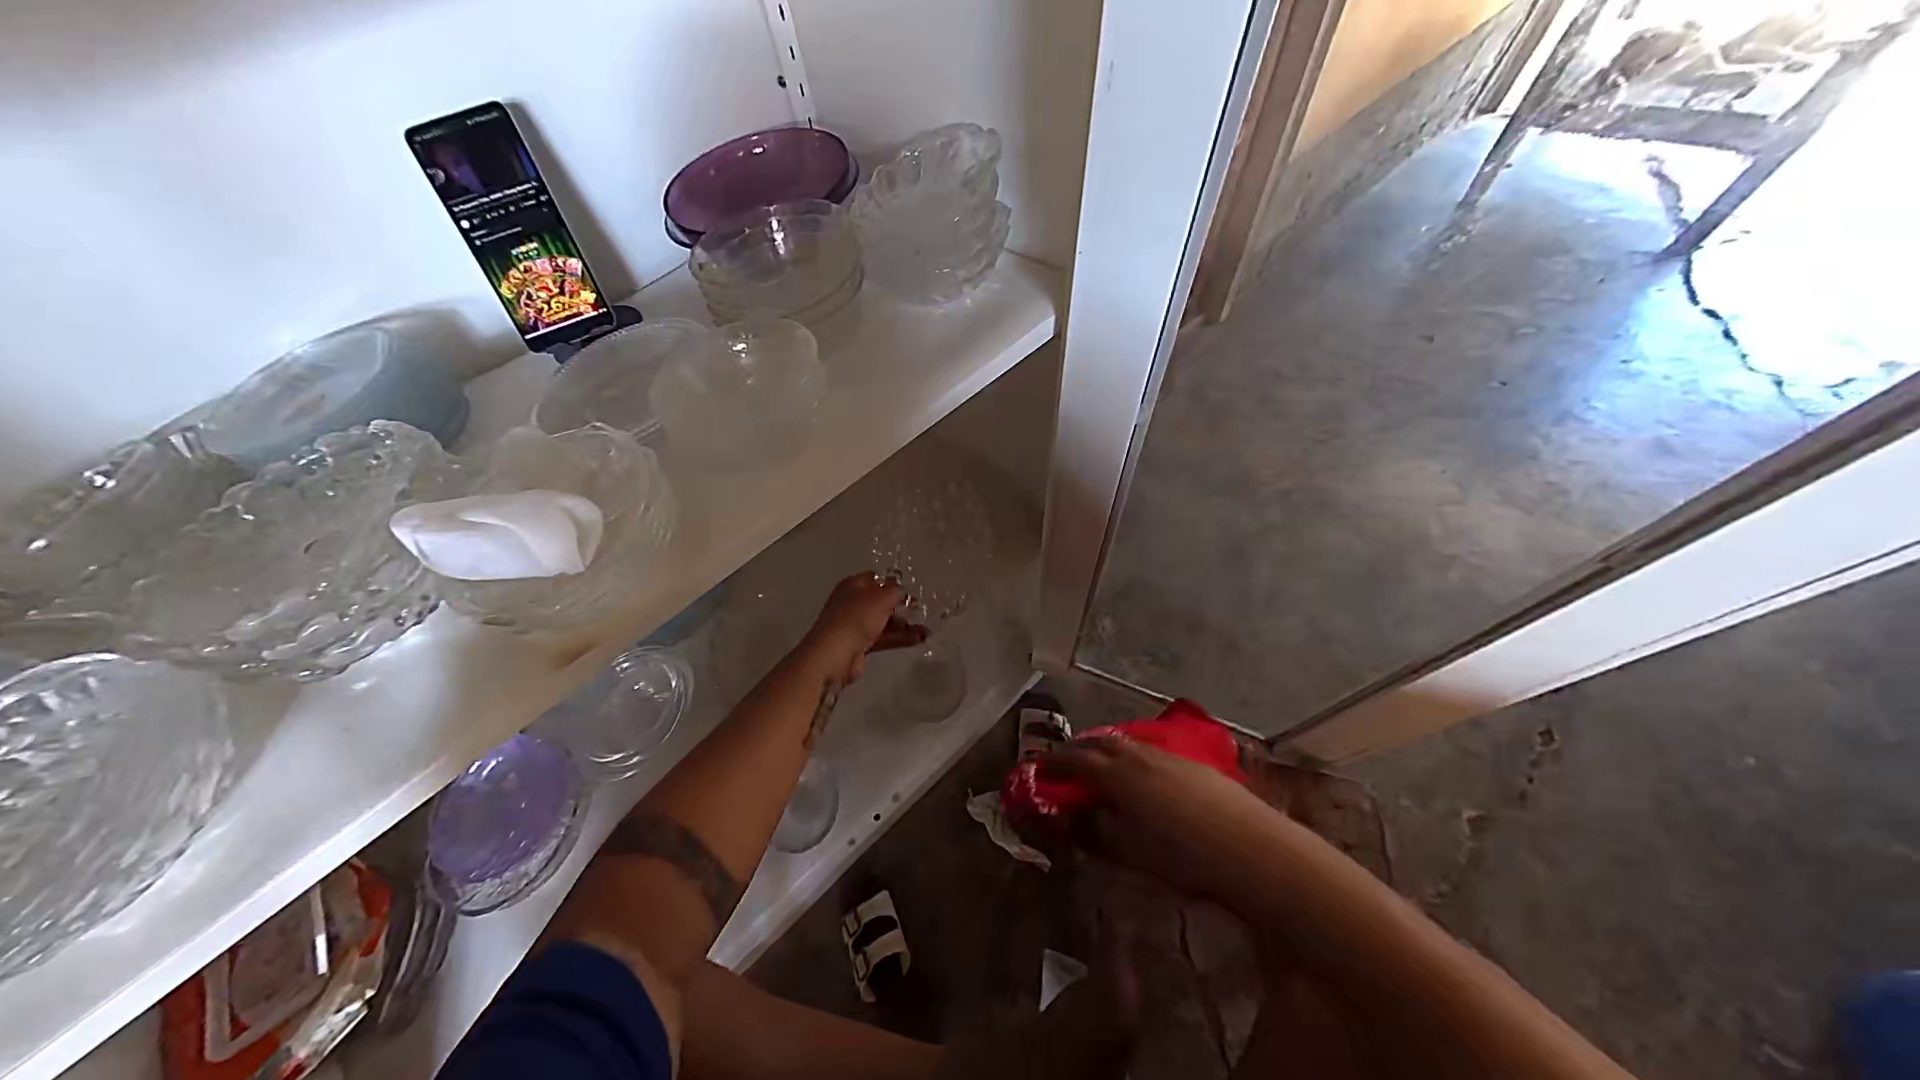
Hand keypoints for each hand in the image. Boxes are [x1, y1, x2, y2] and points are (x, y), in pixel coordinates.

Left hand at [799, 573, 927, 683]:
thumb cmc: (857, 618)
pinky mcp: (860, 645)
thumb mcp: (881, 598)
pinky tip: (919, 639)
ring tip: (927, 631)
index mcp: (853, 586)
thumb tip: (903, 592)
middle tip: (921, 610)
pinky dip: (900, 638)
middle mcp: (853, 603)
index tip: (912, 590)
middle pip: (881, 602)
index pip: (876, 579)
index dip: (894, 583)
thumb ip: (896, 591)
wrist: (835, 654)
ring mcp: (855, 625)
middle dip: (902, 606)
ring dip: (905, 625)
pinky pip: (884, 638)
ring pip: (884, 622)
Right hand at [1043, 736, 1282, 906]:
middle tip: (1065, 761)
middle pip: (1102, 743)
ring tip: (1100, 762)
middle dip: (1080, 749)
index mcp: (1120, 775)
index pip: (1077, 761)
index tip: (1038, 767)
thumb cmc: (1186, 857)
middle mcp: (1142, 756)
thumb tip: (1079, 818)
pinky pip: (1151, 750)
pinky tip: (1142, 772)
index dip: (1055, 763)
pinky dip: (1134, 755)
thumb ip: (1100, 831)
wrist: (1254, 850)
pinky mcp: (1195, 764)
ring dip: (1108, 749)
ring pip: (1129, 743)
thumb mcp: (1132, 850)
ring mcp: (1171, 757)